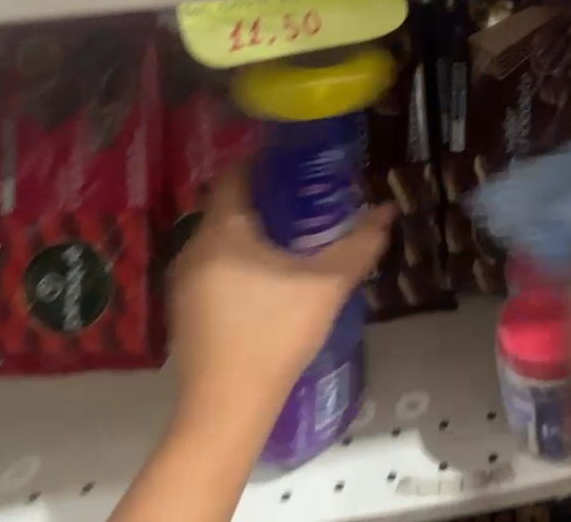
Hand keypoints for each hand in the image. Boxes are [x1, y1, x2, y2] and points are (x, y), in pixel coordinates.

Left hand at [169, 163, 394, 420]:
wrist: (226, 408)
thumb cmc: (275, 334)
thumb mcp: (328, 284)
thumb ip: (361, 243)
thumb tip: (387, 210)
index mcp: (223, 231)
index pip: (234, 175)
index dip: (265, 161)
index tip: (299, 163)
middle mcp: (193, 248)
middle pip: (228, 206)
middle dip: (267, 198)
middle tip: (308, 199)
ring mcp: (183, 282)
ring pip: (219, 237)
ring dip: (253, 230)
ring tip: (295, 236)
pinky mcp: (183, 310)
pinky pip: (213, 265)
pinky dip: (239, 258)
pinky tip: (270, 277)